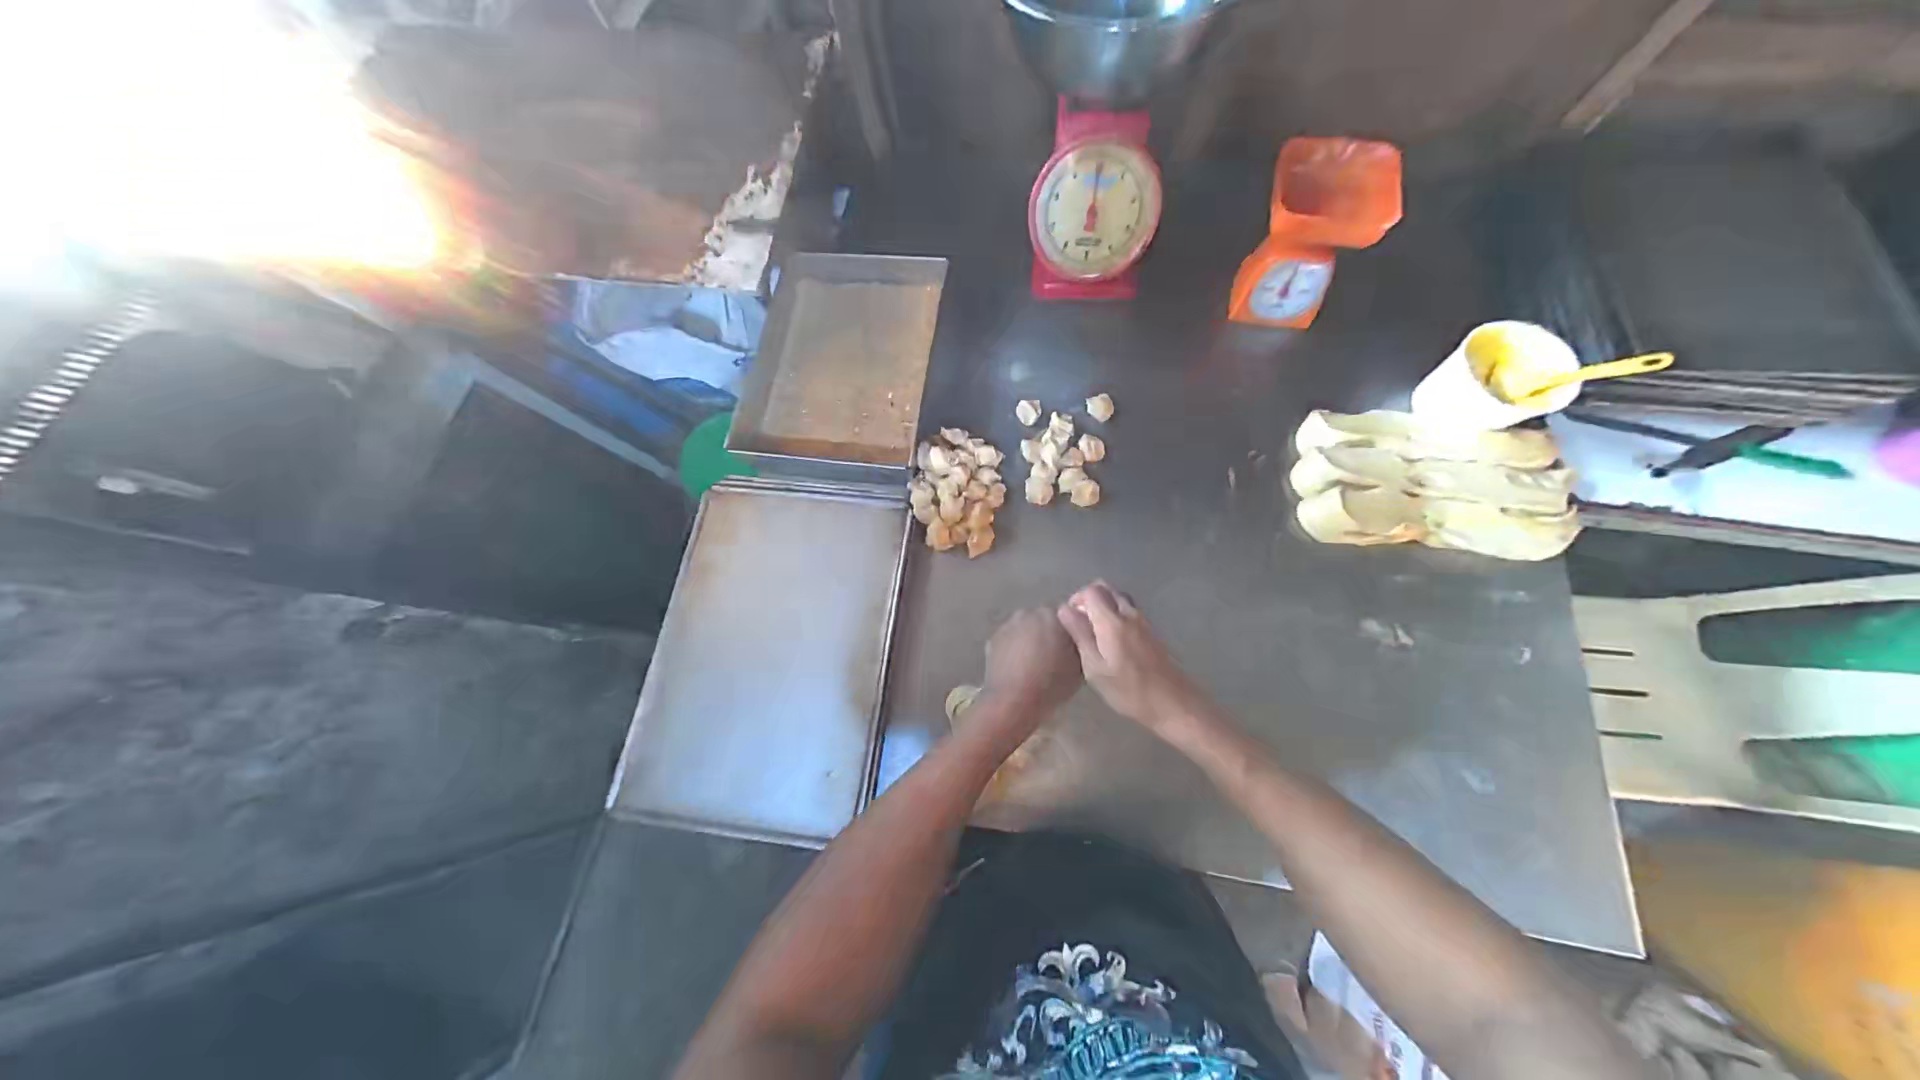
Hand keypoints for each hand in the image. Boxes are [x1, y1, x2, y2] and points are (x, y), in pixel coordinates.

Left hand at [980, 607, 1083, 716]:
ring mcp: (1007, 626)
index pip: (1066, 616)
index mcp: (1052, 615)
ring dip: (1029, 640)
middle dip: (1047, 633)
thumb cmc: (1052, 683)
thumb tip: (1076, 636)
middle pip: (1042, 620)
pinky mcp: (992, 640)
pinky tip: (1017, 668)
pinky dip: (1013, 649)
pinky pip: (1009, 640)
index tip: (1069, 648)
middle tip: (1052, 656)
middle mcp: (1027, 613)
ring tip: (1033, 664)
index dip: (1068, 632)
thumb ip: (1079, 642)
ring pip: (1023, 629)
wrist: (1013, 701)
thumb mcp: (1079, 665)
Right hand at [1056, 581, 1206, 732]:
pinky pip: (1129, 611)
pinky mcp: (1151, 632)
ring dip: (1104, 606)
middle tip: (1080, 622)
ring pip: (1119, 598)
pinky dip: (1116, 615)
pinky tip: (1112, 641)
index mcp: (1112, 621)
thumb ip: (1080, 635)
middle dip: (1089, 598)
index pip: (1091, 590)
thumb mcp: (1095, 668)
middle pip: (1107, 589)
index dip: (1077, 599)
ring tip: (1094, 632)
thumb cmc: (1128, 690)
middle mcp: (1129, 614)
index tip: (1070, 619)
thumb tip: (1065, 609)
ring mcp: (1144, 621)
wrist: (1173, 703)